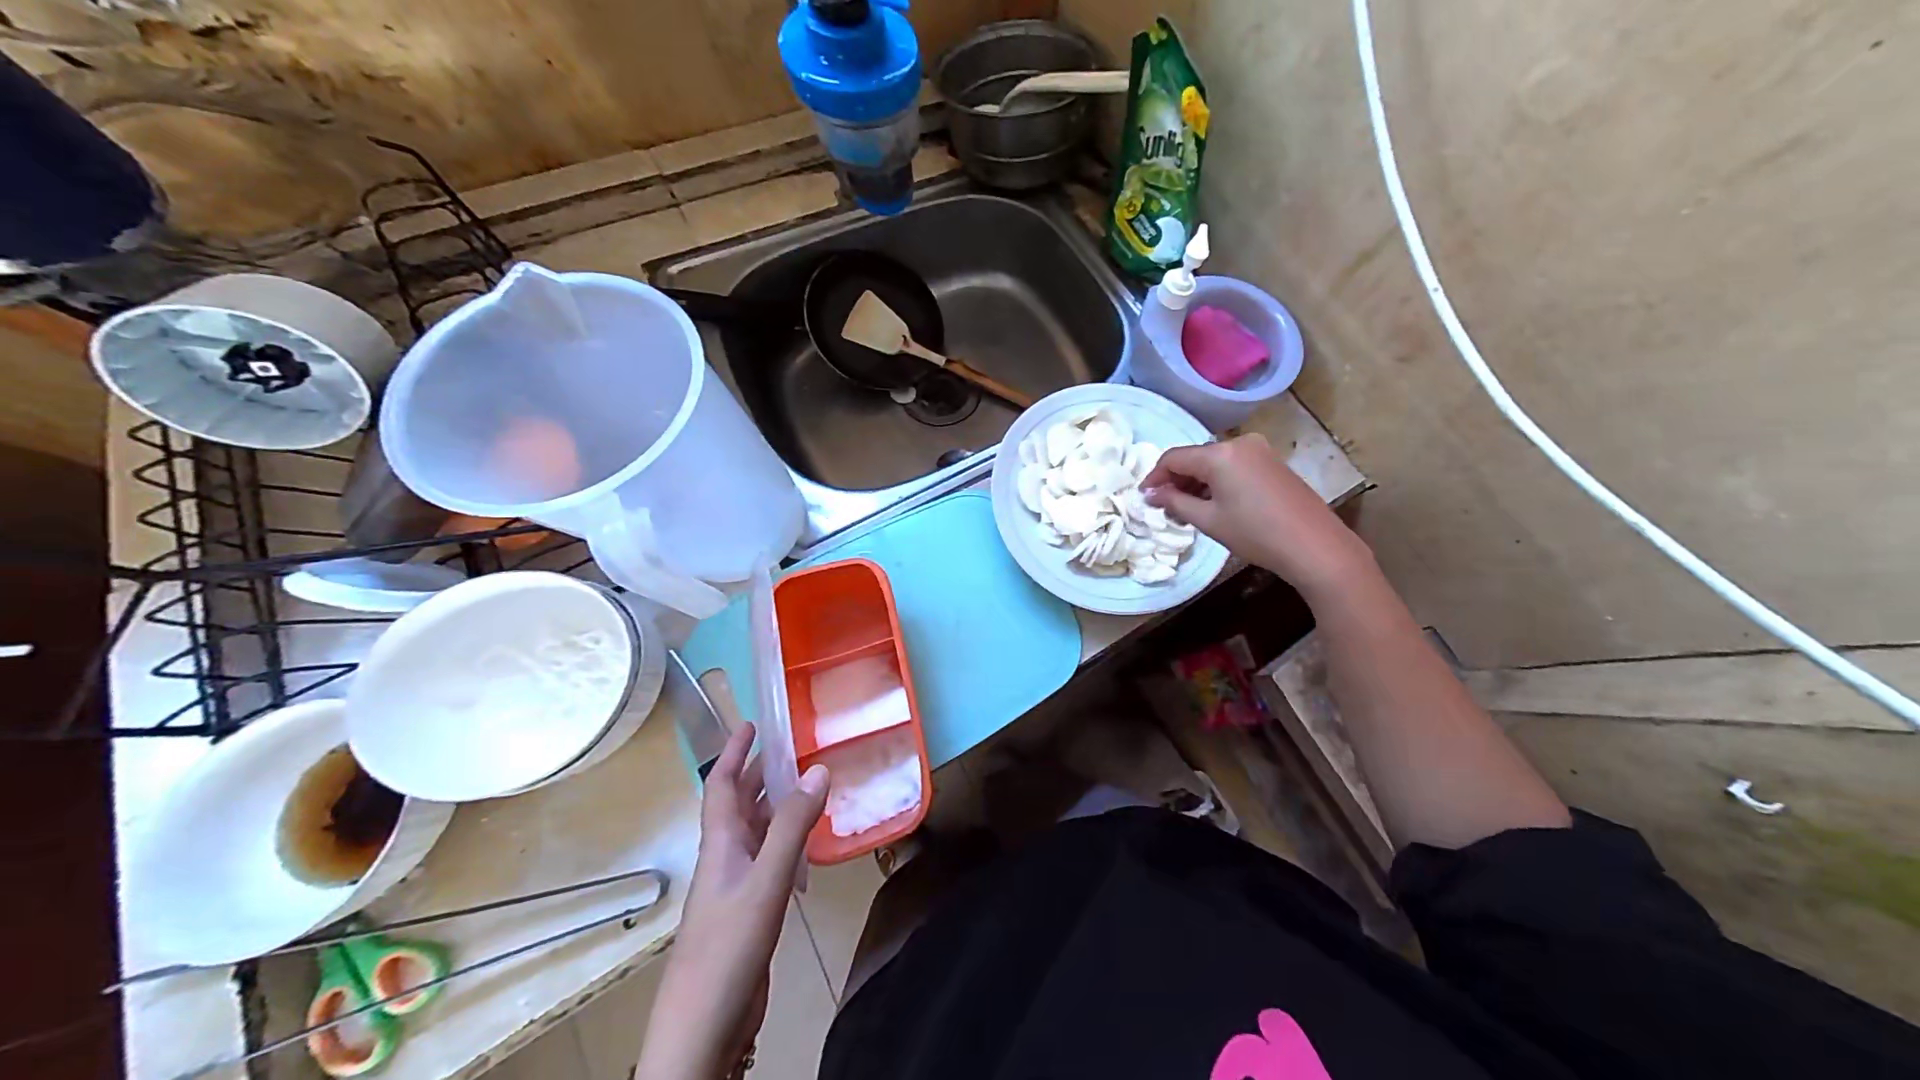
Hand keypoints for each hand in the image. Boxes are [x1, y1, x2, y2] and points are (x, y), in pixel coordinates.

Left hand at [635, 725, 828, 1079]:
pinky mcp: (749, 911)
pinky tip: (808, 848)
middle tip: (788, 747)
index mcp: (720, 844)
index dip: (733, 752)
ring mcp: (736, 887)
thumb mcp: (765, 881)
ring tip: (805, 786)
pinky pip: (769, 861)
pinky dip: (787, 843)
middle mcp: (725, 858)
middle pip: (738, 805)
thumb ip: (792, 827)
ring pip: (756, 832)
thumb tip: (816, 769)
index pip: (721, 785)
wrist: (704, 1026)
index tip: (750, 723)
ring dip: (776, 806)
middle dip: (758, 773)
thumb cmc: (728, 947)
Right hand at [1142, 433, 1372, 597]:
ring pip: (1214, 462)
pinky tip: (1213, 504)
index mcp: (1220, 454)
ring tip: (1187, 510)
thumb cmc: (1256, 533)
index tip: (1145, 498)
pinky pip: (1233, 466)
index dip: (1155, 477)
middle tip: (1164, 507)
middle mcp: (1239, 443)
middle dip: (1176, 480)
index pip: (1174, 458)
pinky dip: (1217, 482)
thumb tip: (1152, 495)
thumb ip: (1175, 503)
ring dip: (1197, 482)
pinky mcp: (1272, 462)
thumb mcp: (1208, 520)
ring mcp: (1259, 451)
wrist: (1314, 545)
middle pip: (1195, 457)